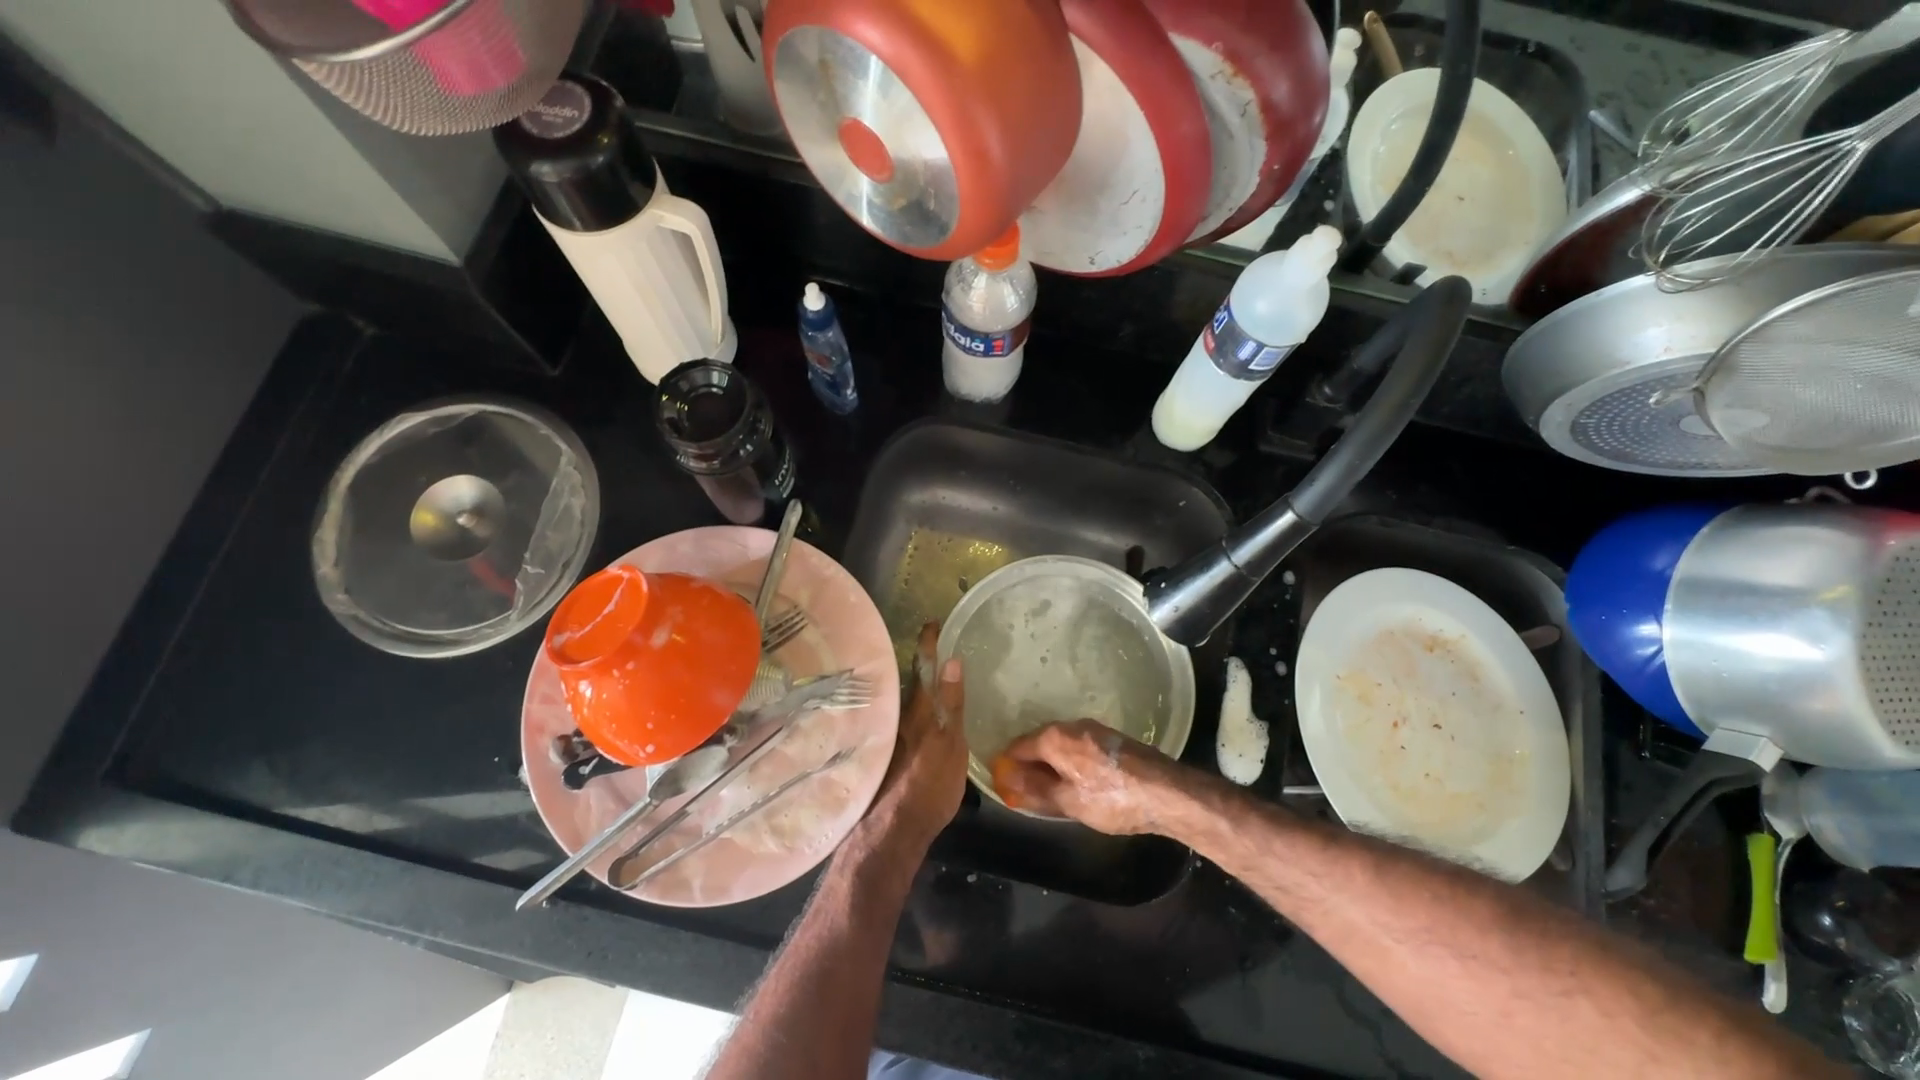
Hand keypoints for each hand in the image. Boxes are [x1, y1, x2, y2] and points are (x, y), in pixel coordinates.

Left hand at [855, 623, 967, 855]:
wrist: (894, 828)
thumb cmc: (928, 785)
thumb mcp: (950, 744)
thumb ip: (951, 705)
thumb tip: (952, 659)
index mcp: (918, 713)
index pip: (923, 669)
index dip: (927, 644)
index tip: (931, 622)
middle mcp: (900, 720)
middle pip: (910, 685)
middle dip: (920, 666)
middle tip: (933, 649)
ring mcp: (891, 740)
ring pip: (903, 704)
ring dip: (914, 690)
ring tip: (929, 682)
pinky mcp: (888, 759)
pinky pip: (901, 724)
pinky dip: (910, 714)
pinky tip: (917, 722)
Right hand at [990, 720, 1189, 835]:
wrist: (1168, 793)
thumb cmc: (1112, 799)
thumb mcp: (1068, 802)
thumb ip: (1034, 790)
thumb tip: (1006, 779)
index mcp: (1055, 737)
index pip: (1016, 748)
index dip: (1008, 769)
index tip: (1007, 789)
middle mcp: (1072, 725)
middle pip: (1039, 745)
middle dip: (1031, 768)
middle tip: (1030, 797)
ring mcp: (1095, 730)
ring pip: (1061, 747)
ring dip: (1053, 767)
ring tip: (1055, 796)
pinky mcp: (1112, 740)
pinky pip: (1079, 749)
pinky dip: (1072, 765)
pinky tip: (1080, 786)